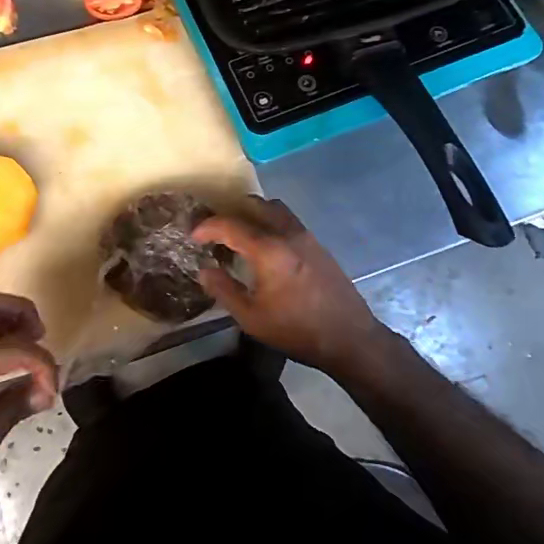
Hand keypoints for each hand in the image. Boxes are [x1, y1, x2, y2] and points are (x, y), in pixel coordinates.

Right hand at [193, 196, 395, 376]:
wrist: (349, 337)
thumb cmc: (296, 330)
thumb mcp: (251, 317)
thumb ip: (224, 289)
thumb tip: (204, 270)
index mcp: (268, 249)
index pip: (230, 224)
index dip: (207, 226)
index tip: (194, 236)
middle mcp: (287, 234)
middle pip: (255, 205)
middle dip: (231, 212)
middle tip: (216, 230)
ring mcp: (306, 236)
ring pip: (275, 210)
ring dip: (253, 214)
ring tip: (240, 235)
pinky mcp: (318, 245)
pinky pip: (288, 221)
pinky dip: (270, 223)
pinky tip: (265, 248)